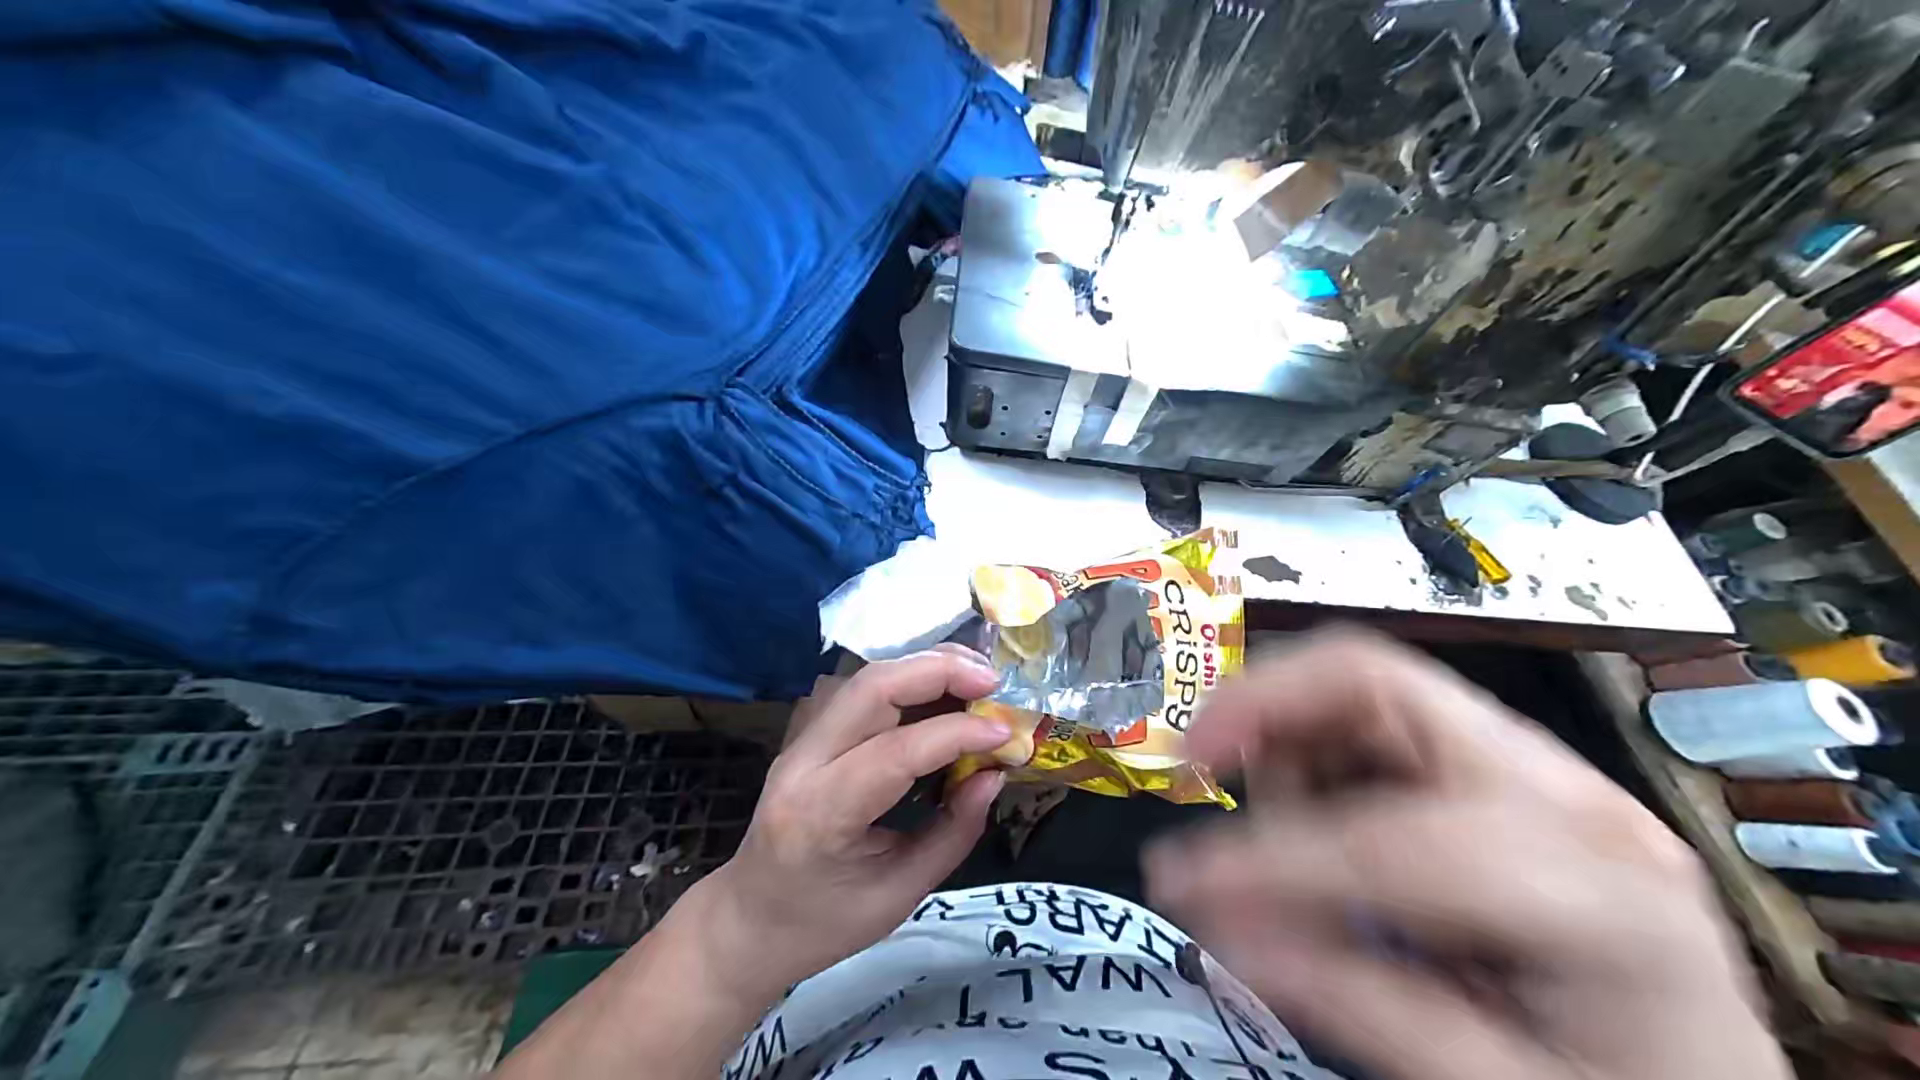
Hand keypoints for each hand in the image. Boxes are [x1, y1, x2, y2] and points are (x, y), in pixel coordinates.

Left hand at [698, 646, 1008, 993]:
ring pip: (866, 678)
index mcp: (821, 814)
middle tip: (993, 679)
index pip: (895, 751)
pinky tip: (943, 690)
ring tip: (977, 676)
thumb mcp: (899, 894)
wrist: (748, 920)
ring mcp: (800, 741)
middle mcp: (803, 762)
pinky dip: (909, 680)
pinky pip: (862, 690)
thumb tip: (995, 774)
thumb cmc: (823, 924)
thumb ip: (953, 832)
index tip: (1006, 732)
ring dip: (924, 667)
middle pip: (871, 687)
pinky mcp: (809, 732)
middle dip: (938, 670)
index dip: (957, 733)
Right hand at [1146, 629, 1789, 1079]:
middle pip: (1375, 681)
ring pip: (1362, 682)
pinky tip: (1304, 801)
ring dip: (1281, 724)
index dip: (1272, 859)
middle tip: (1193, 758)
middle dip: (1259, 706)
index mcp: (1594, 891)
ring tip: (1260, 801)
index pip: (1392, 842)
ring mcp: (1530, 761)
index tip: (1177, 881)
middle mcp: (1562, 790)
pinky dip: (1309, 739)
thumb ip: (1358, 1005)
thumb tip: (1220, 932)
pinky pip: (1370, 710)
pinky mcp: (1493, 758)